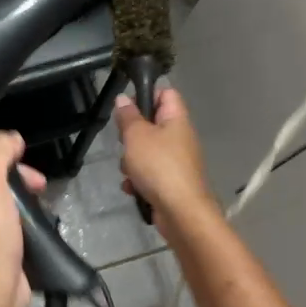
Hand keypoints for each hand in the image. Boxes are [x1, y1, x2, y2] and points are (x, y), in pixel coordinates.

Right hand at [115, 88, 219, 236]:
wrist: (181, 214)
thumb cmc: (159, 166)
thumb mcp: (136, 136)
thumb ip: (128, 116)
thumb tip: (123, 98)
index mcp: (176, 119)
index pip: (165, 93)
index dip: (146, 94)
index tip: (127, 108)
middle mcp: (180, 137)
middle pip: (152, 124)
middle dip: (132, 134)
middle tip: (124, 141)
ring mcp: (177, 162)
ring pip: (147, 151)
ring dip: (132, 160)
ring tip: (128, 170)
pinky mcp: (172, 183)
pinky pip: (150, 173)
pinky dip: (139, 180)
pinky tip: (132, 189)